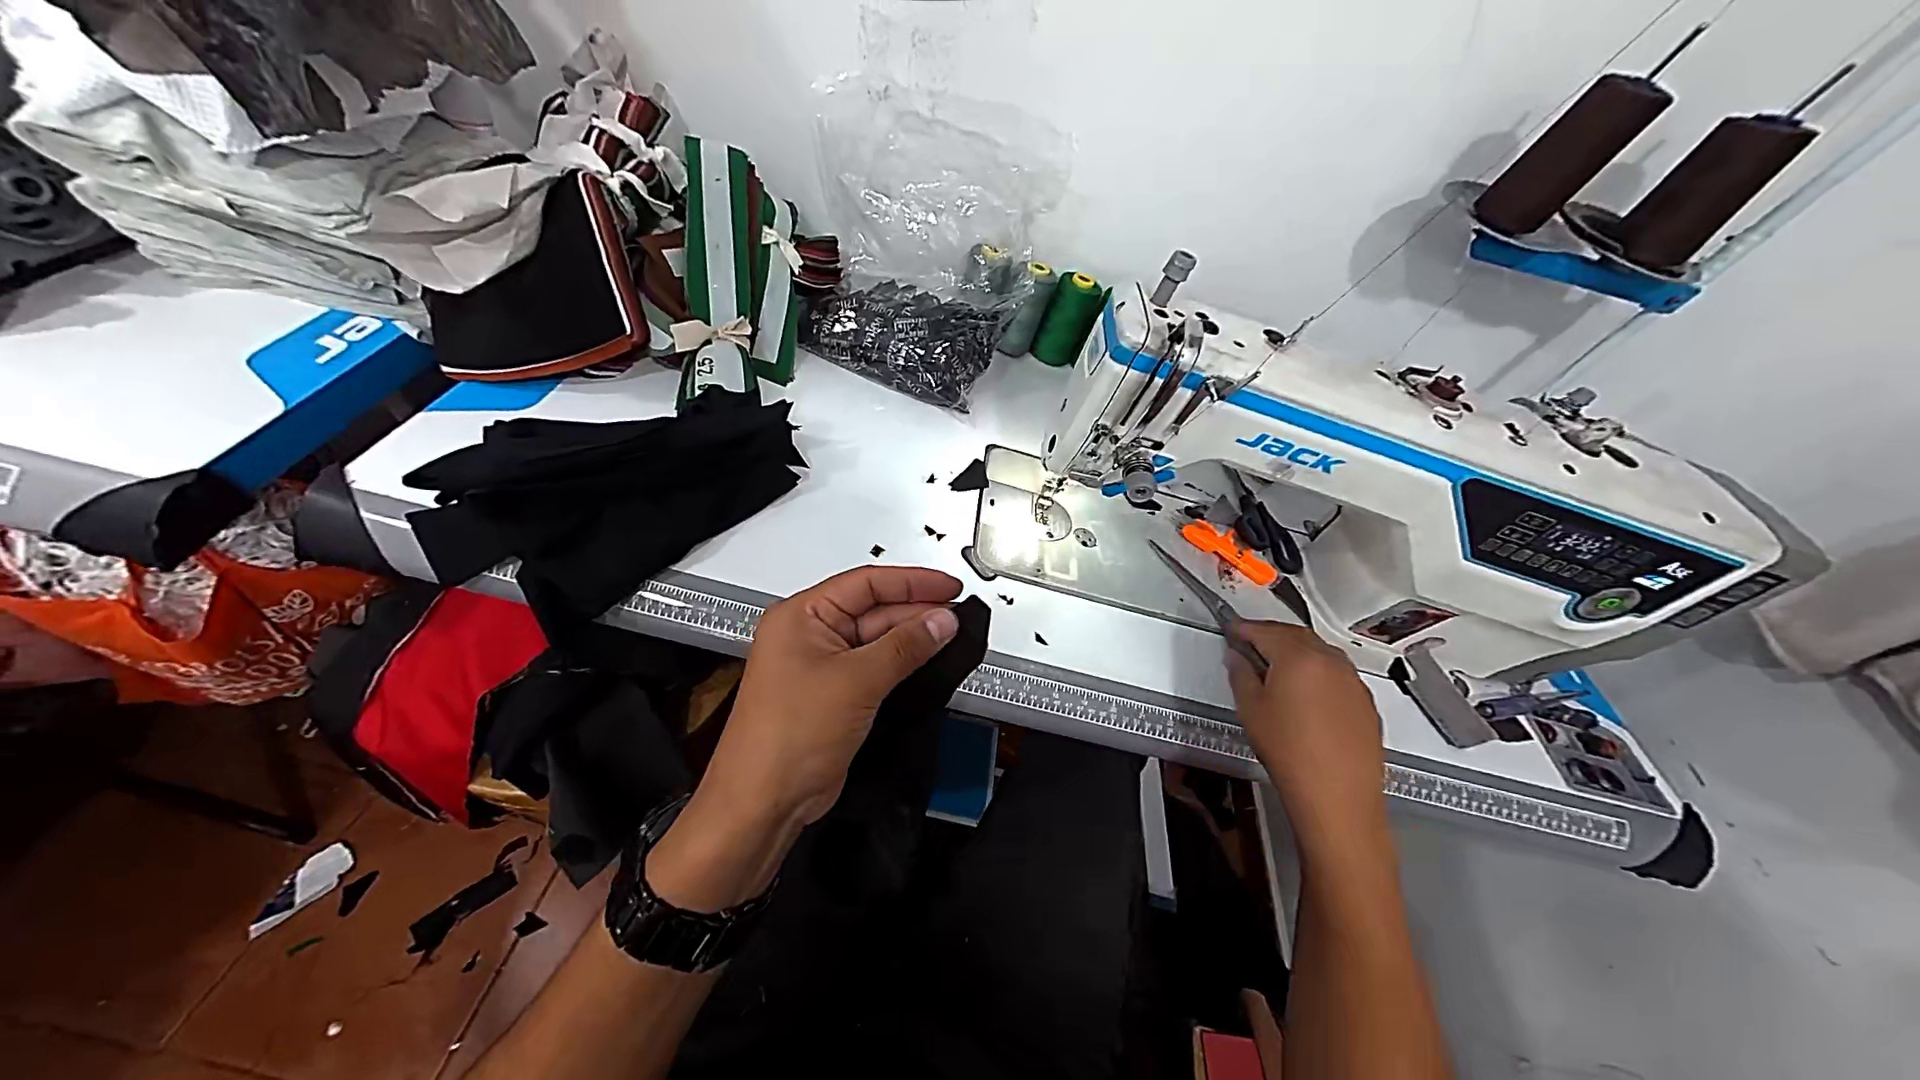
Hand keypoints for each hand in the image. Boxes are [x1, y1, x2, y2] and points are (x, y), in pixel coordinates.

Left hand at [647, 566, 961, 910]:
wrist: (765, 800)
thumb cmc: (780, 741)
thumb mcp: (855, 681)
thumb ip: (904, 646)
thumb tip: (938, 622)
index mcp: (800, 616)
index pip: (866, 583)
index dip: (911, 581)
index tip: (946, 585)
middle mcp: (808, 635)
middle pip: (874, 608)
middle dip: (916, 610)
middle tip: (955, 615)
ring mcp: (822, 664)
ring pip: (878, 638)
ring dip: (913, 637)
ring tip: (949, 635)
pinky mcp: (835, 692)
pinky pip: (876, 665)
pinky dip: (903, 662)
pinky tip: (927, 660)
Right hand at [1225, 622, 1387, 853]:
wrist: (1337, 795)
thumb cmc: (1292, 754)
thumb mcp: (1250, 709)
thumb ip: (1241, 674)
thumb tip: (1238, 658)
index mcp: (1298, 657)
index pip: (1266, 630)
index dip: (1245, 628)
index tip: (1233, 629)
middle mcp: (1331, 662)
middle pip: (1296, 635)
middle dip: (1272, 635)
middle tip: (1251, 642)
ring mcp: (1352, 681)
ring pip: (1320, 652)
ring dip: (1296, 651)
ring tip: (1276, 667)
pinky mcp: (1365, 701)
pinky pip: (1337, 674)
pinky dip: (1317, 672)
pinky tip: (1304, 692)